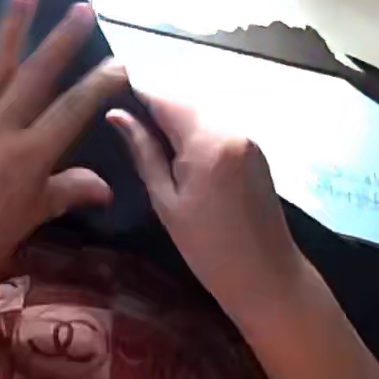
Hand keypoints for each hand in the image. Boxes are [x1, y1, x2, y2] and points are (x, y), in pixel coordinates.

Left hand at [0, 0, 128, 301]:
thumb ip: (65, 192)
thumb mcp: (30, 218)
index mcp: (30, 153)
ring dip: (11, 26)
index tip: (119, 61)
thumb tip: (107, 186)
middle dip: (62, 39)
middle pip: (38, 75)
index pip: (73, 110)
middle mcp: (2, 124)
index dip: (98, 84)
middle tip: (81, 8)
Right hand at [108, 91, 304, 319]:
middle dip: (152, 109)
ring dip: (172, 120)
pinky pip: (213, 128)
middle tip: (122, 125)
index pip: (163, 99)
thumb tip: (115, 115)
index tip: (107, 100)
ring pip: (197, 114)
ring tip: (145, 140)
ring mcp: (246, 138)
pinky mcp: (253, 150)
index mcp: (207, 142)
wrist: (271, 283)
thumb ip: (142, 151)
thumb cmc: (209, 249)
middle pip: (181, 103)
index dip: (134, 95)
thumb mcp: (165, 200)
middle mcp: (230, 130)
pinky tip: (176, 153)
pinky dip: (192, 132)